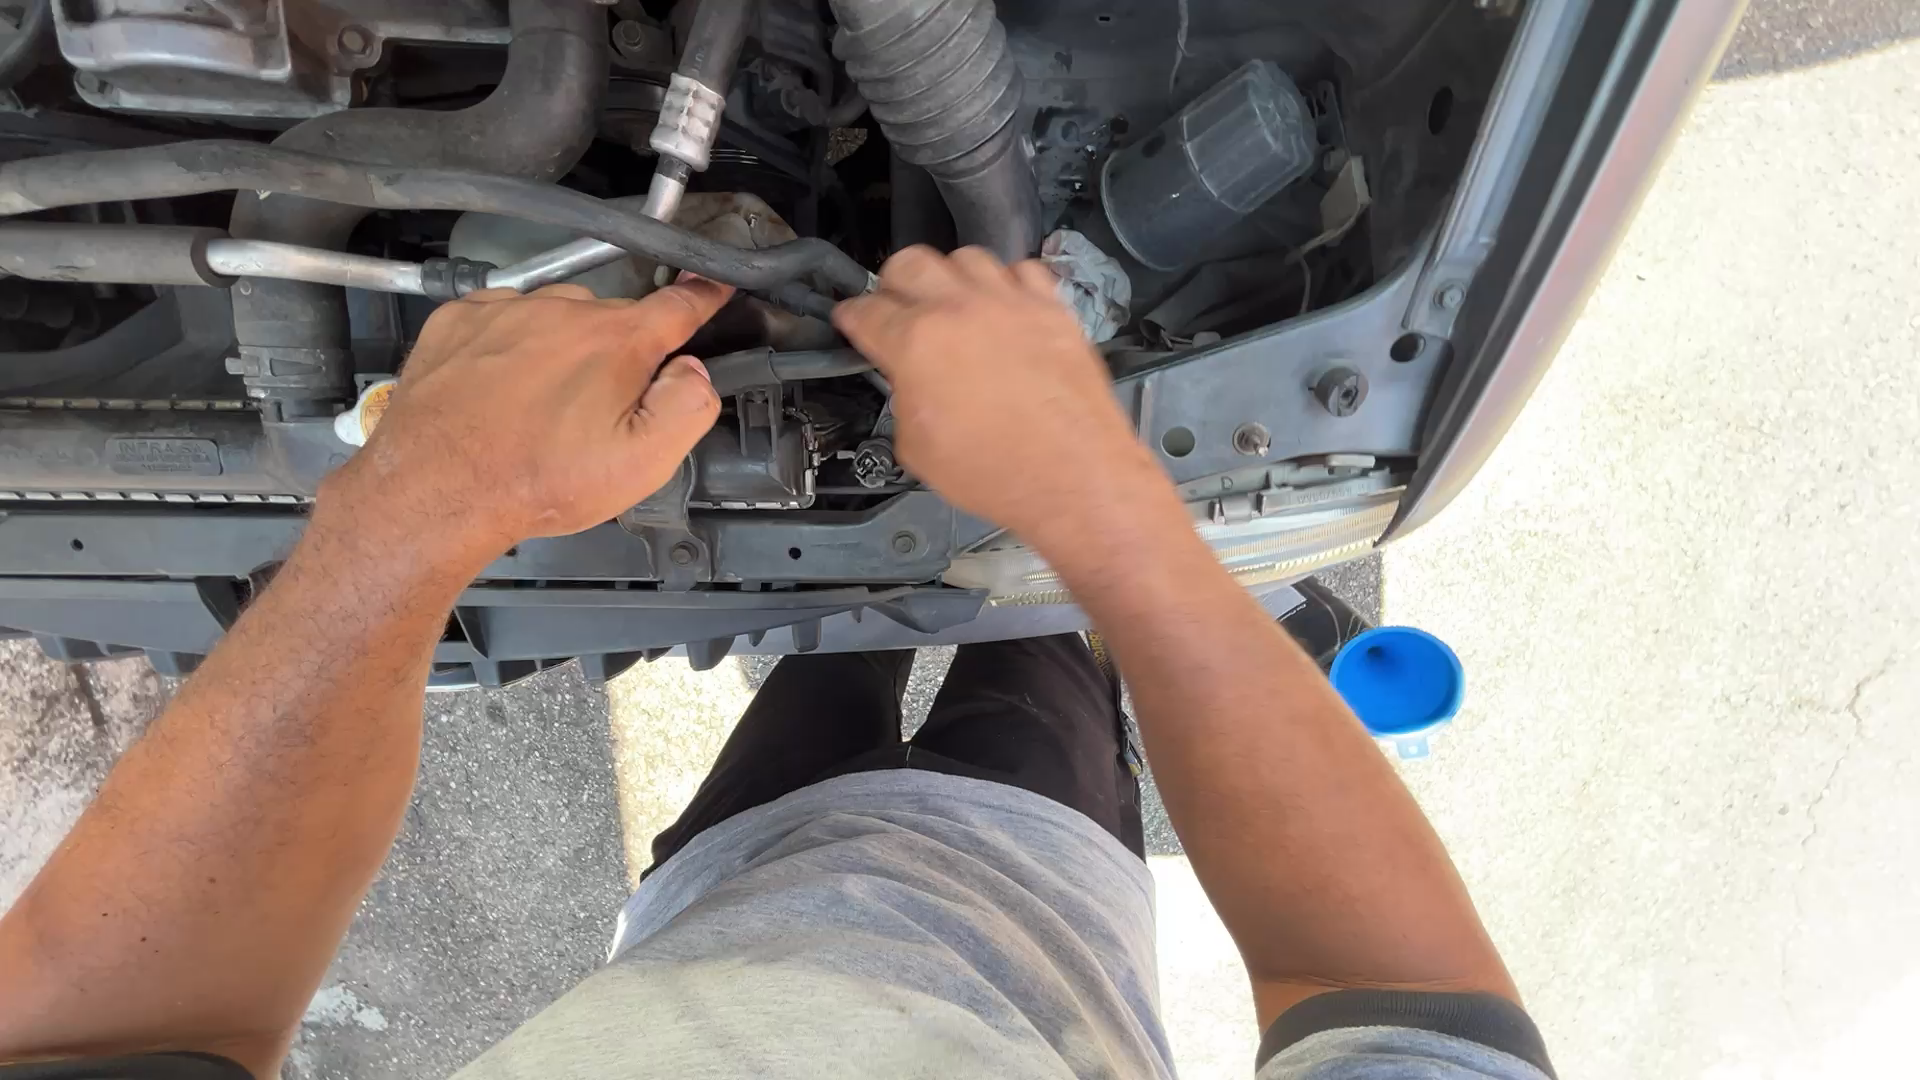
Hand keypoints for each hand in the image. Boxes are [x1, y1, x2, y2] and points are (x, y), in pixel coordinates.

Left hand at [319, 279, 731, 570]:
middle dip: (627, 349)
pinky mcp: (458, 321)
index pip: (677, 306)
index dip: (703, 297)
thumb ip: (689, 406)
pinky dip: (522, 340)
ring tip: (556, 400)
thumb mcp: (646, 461)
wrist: (438, 491)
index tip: (714, 285)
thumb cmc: (545, 478)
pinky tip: (513, 384)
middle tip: (612, 405)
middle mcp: (562, 311)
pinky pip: (508, 315)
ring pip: (562, 314)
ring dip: (573, 343)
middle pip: (617, 317)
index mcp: (617, 341)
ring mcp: (505, 310)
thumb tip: (693, 369)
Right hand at [832, 246, 1159, 540]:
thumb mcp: (919, 450)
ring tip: (950, 304)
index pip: (866, 311)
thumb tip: (910, 386)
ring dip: (949, 277)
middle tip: (895, 306)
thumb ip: (904, 401)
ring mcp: (1011, 304)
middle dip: (893, 283)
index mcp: (917, 343)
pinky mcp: (1052, 311)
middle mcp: (962, 309)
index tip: (853, 320)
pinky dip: (1007, 283)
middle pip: (909, 262)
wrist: (1073, 477)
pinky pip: (1023, 271)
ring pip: (966, 256)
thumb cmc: (1001, 472)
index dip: (851, 316)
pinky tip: (1003, 306)